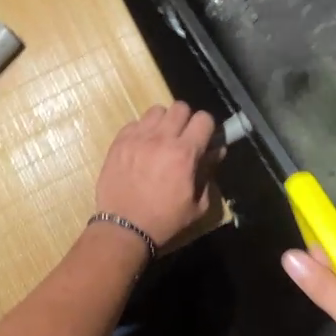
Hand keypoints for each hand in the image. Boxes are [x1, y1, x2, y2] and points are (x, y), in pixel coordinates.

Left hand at [94, 103, 220, 245]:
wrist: (124, 228)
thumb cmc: (164, 221)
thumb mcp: (197, 205)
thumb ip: (208, 173)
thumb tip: (216, 152)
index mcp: (184, 153)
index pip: (204, 119)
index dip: (208, 128)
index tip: (204, 139)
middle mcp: (161, 138)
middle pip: (181, 107)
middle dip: (186, 120)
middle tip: (183, 139)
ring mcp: (137, 137)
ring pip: (156, 111)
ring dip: (163, 122)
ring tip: (160, 140)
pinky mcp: (119, 142)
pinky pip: (135, 123)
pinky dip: (142, 131)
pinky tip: (141, 148)